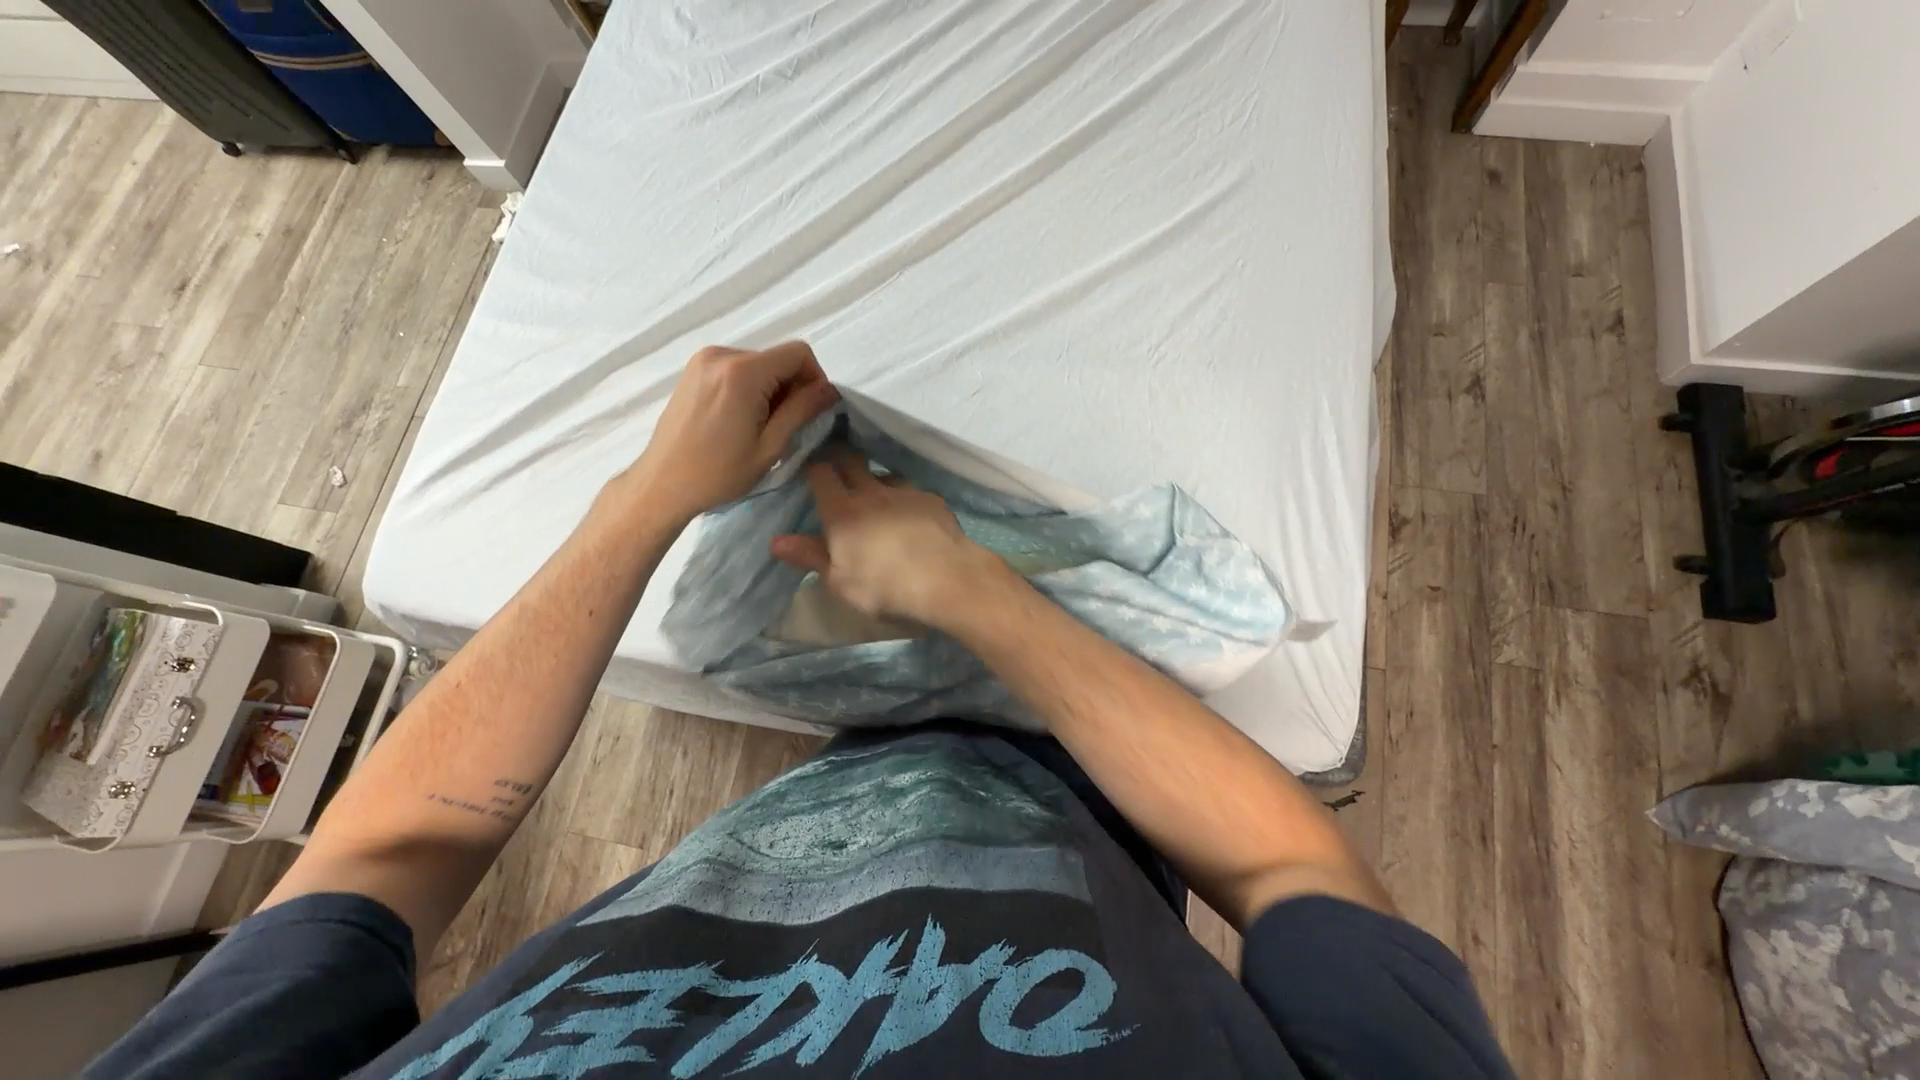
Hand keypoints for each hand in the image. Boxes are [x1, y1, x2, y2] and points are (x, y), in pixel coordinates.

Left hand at [621, 342, 838, 523]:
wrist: (663, 483)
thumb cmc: (719, 473)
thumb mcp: (770, 446)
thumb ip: (802, 410)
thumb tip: (830, 389)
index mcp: (742, 372)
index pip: (798, 353)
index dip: (815, 378)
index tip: (810, 410)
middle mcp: (721, 355)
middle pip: (777, 358)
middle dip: (790, 387)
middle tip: (783, 427)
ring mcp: (703, 360)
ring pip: (758, 364)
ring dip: (770, 389)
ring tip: (758, 426)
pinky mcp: (693, 369)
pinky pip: (736, 368)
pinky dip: (749, 387)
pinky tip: (739, 419)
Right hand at [769, 447, 1012, 626]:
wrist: (945, 579)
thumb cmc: (884, 587)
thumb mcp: (839, 582)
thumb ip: (810, 556)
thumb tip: (776, 541)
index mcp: (842, 511)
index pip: (821, 473)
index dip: (813, 467)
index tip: (810, 469)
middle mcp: (872, 493)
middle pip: (851, 460)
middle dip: (840, 458)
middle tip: (835, 464)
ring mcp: (905, 492)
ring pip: (884, 474)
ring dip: (875, 480)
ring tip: (876, 495)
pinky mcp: (932, 500)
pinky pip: (911, 491)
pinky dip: (904, 499)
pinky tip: (909, 514)